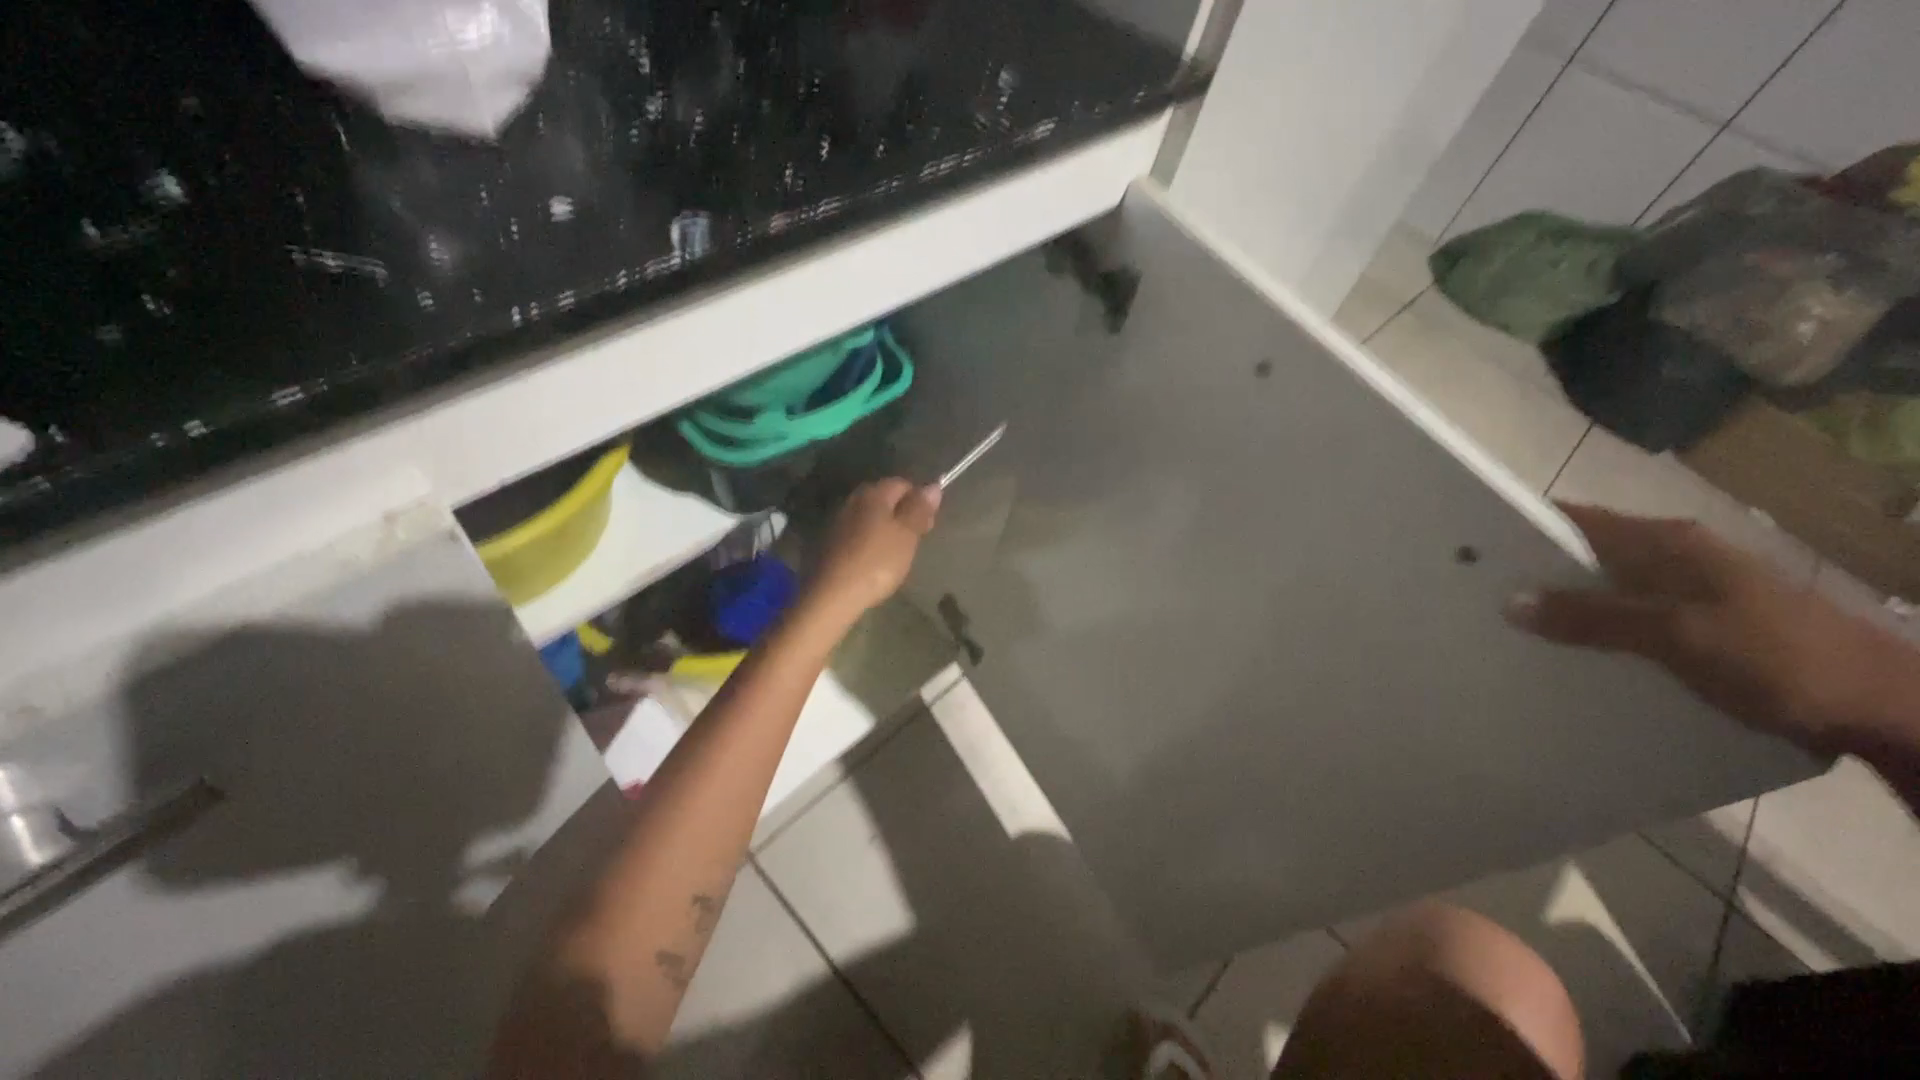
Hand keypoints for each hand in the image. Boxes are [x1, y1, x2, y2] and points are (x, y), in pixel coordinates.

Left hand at [805, 478, 940, 617]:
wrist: (832, 595)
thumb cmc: (877, 562)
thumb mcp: (906, 535)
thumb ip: (919, 509)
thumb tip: (933, 486)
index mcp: (873, 494)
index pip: (902, 484)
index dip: (919, 500)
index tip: (928, 525)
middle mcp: (853, 500)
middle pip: (884, 498)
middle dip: (902, 513)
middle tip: (915, 539)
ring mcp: (837, 521)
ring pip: (869, 516)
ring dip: (885, 528)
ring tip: (897, 552)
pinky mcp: (828, 543)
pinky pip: (856, 533)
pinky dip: (869, 541)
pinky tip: (874, 560)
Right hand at [1506, 503, 1919, 756]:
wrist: (1882, 709)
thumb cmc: (1778, 659)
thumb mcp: (1677, 635)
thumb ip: (1594, 617)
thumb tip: (1510, 600)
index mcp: (1669, 543)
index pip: (1577, 519)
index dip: (1523, 530)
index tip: (1469, 552)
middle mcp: (1676, 557)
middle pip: (1587, 556)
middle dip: (1535, 575)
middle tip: (1477, 601)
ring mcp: (1690, 593)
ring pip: (1607, 592)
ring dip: (1565, 609)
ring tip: (1510, 634)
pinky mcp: (1700, 628)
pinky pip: (1630, 622)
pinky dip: (1597, 633)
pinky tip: (1572, 659)